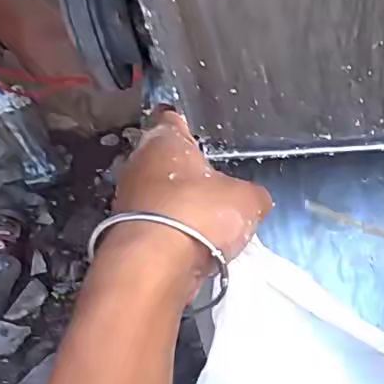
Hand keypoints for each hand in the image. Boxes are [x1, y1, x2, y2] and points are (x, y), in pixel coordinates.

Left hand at [105, 109, 271, 282]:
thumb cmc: (199, 214)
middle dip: (184, 174)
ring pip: (157, 196)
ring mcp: (127, 200)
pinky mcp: (125, 234)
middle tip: (210, 189)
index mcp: (164, 140)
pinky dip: (169, 234)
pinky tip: (189, 246)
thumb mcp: (248, 201)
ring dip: (176, 207)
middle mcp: (138, 164)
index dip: (187, 128)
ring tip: (204, 225)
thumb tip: (257, 200)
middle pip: (163, 162)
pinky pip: (154, 227)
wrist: (157, 264)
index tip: (196, 136)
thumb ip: (254, 195)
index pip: (172, 119)